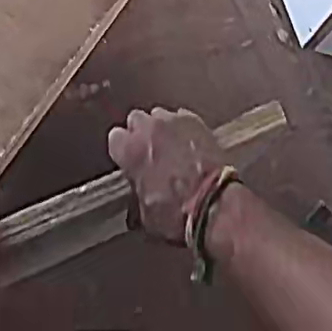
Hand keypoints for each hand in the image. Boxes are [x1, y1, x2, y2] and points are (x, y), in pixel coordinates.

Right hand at [107, 107, 226, 242]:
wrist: (216, 206)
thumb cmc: (179, 214)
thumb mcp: (147, 216)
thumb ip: (136, 194)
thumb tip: (139, 193)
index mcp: (129, 150)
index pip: (115, 138)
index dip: (122, 151)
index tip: (129, 161)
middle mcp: (147, 128)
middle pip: (136, 120)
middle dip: (140, 134)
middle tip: (150, 153)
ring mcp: (171, 121)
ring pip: (159, 116)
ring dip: (162, 129)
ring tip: (172, 148)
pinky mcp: (194, 120)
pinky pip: (182, 118)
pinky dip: (183, 129)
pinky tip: (189, 146)